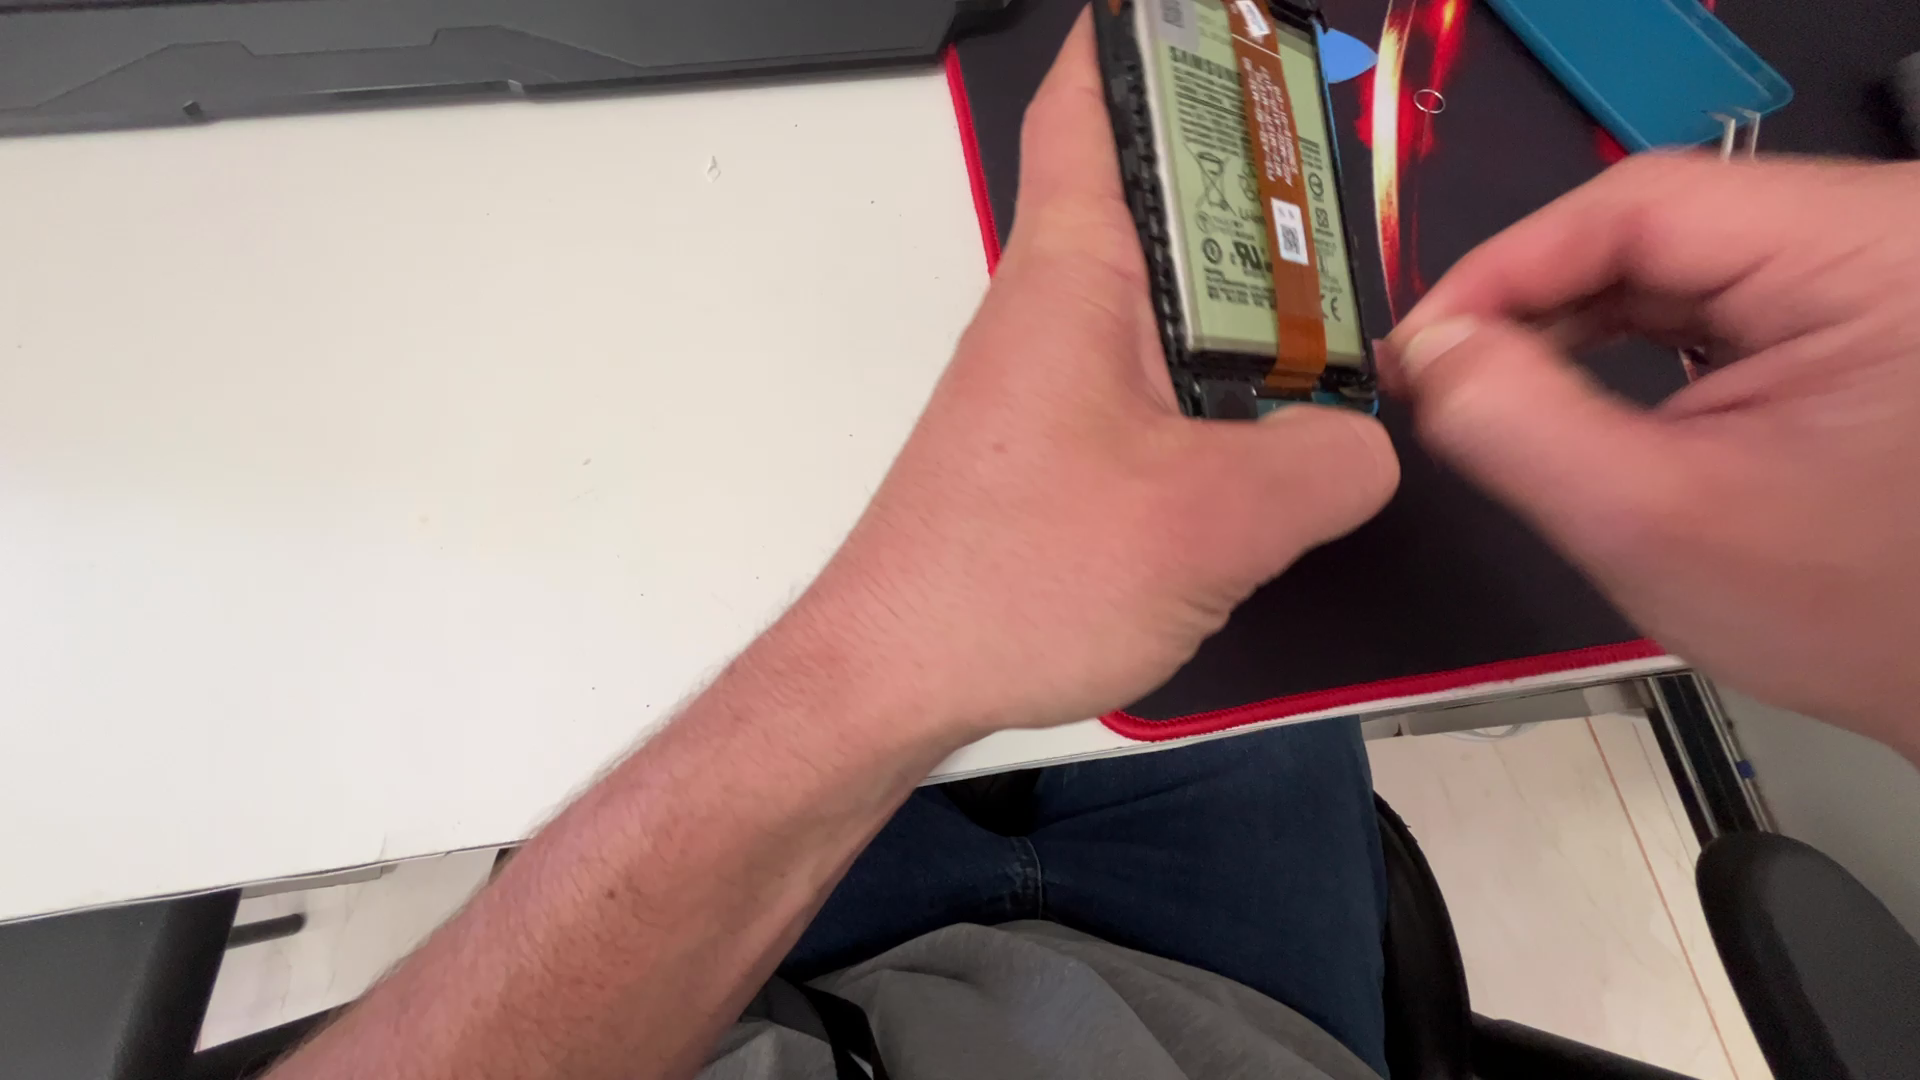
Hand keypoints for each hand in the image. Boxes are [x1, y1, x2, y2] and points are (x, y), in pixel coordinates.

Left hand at [784, 11, 1396, 743]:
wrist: (898, 674)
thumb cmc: (1018, 580)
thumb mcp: (1213, 520)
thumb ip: (1325, 464)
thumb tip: (1360, 444)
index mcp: (1071, 277)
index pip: (1092, 104)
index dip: (1153, 43)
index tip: (1225, 30)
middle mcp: (1048, 320)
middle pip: (1157, 216)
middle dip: (1254, 211)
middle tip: (1343, 235)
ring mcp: (1045, 396)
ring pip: (1161, 324)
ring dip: (1240, 332)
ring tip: (1326, 362)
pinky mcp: (1047, 464)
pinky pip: (1145, 406)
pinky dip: (1207, 415)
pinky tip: (1253, 466)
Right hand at [1384, 155, 1919, 759]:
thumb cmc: (1848, 612)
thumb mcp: (1644, 518)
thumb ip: (1511, 423)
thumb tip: (1421, 351)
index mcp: (1879, 254)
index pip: (1637, 208)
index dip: (1496, 271)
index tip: (1413, 350)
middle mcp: (1885, 237)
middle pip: (1641, 229)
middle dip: (1511, 305)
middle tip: (1426, 377)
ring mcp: (1866, 275)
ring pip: (1652, 265)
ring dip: (1542, 326)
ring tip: (1471, 388)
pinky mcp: (1842, 318)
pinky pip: (1683, 303)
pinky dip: (1591, 345)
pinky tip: (1544, 389)